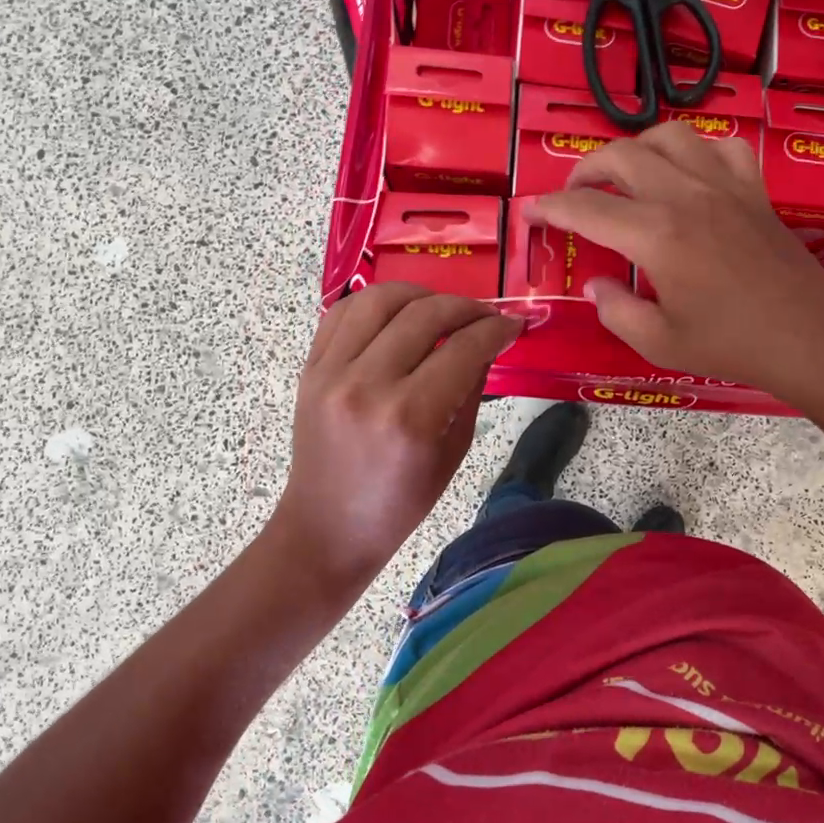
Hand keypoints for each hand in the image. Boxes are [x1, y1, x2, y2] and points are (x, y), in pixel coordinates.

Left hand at [277, 283, 521, 584]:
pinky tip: (398, 314)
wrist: (328, 527)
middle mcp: (368, 387)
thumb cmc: (400, 503)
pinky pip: (342, 312)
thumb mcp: (453, 451)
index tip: (513, 325)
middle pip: (425, 315)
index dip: (496, 330)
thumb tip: (486, 343)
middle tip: (486, 317)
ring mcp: (332, 373)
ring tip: (441, 309)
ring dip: (421, 295)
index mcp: (411, 418)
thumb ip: (471, 389)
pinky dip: (375, 303)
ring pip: (380, 299)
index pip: (464, 349)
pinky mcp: (310, 369)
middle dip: (467, 308)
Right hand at [525, 122, 823, 394]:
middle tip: (574, 195)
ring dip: (636, 148)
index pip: (587, 207)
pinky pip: (721, 147)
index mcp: (657, 234)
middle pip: (621, 156)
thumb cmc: (731, 345)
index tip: (531, 211)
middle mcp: (686, 195)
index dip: (550, 206)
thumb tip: (596, 284)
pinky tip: (690, 173)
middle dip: (585, 169)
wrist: (807, 337)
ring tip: (626, 174)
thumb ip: (616, 310)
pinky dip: (697, 151)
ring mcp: (725, 185)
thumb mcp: (659, 342)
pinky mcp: (755, 189)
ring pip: (669, 136)